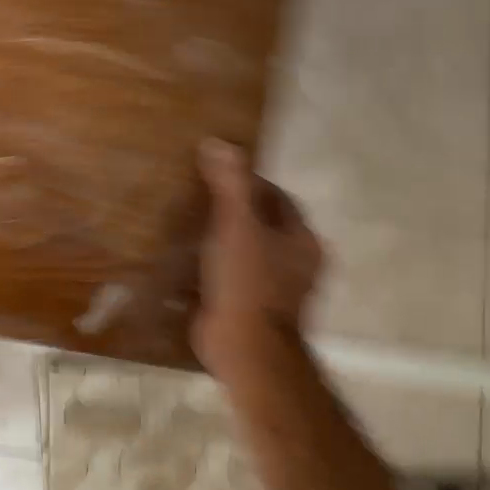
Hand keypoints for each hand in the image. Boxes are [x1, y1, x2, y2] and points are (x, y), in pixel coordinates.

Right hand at [193, 138, 323, 373]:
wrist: (245, 348)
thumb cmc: (247, 281)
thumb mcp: (236, 224)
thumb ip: (230, 184)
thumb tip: (219, 141)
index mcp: (303, 241)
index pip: (278, 197)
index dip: (248, 181)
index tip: (212, 172)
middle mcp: (298, 263)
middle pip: (264, 223)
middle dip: (233, 208)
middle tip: (196, 195)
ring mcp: (276, 288)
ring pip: (247, 249)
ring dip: (222, 236)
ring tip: (187, 223)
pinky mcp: (251, 307)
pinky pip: (233, 274)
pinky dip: (214, 263)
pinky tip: (187, 258)